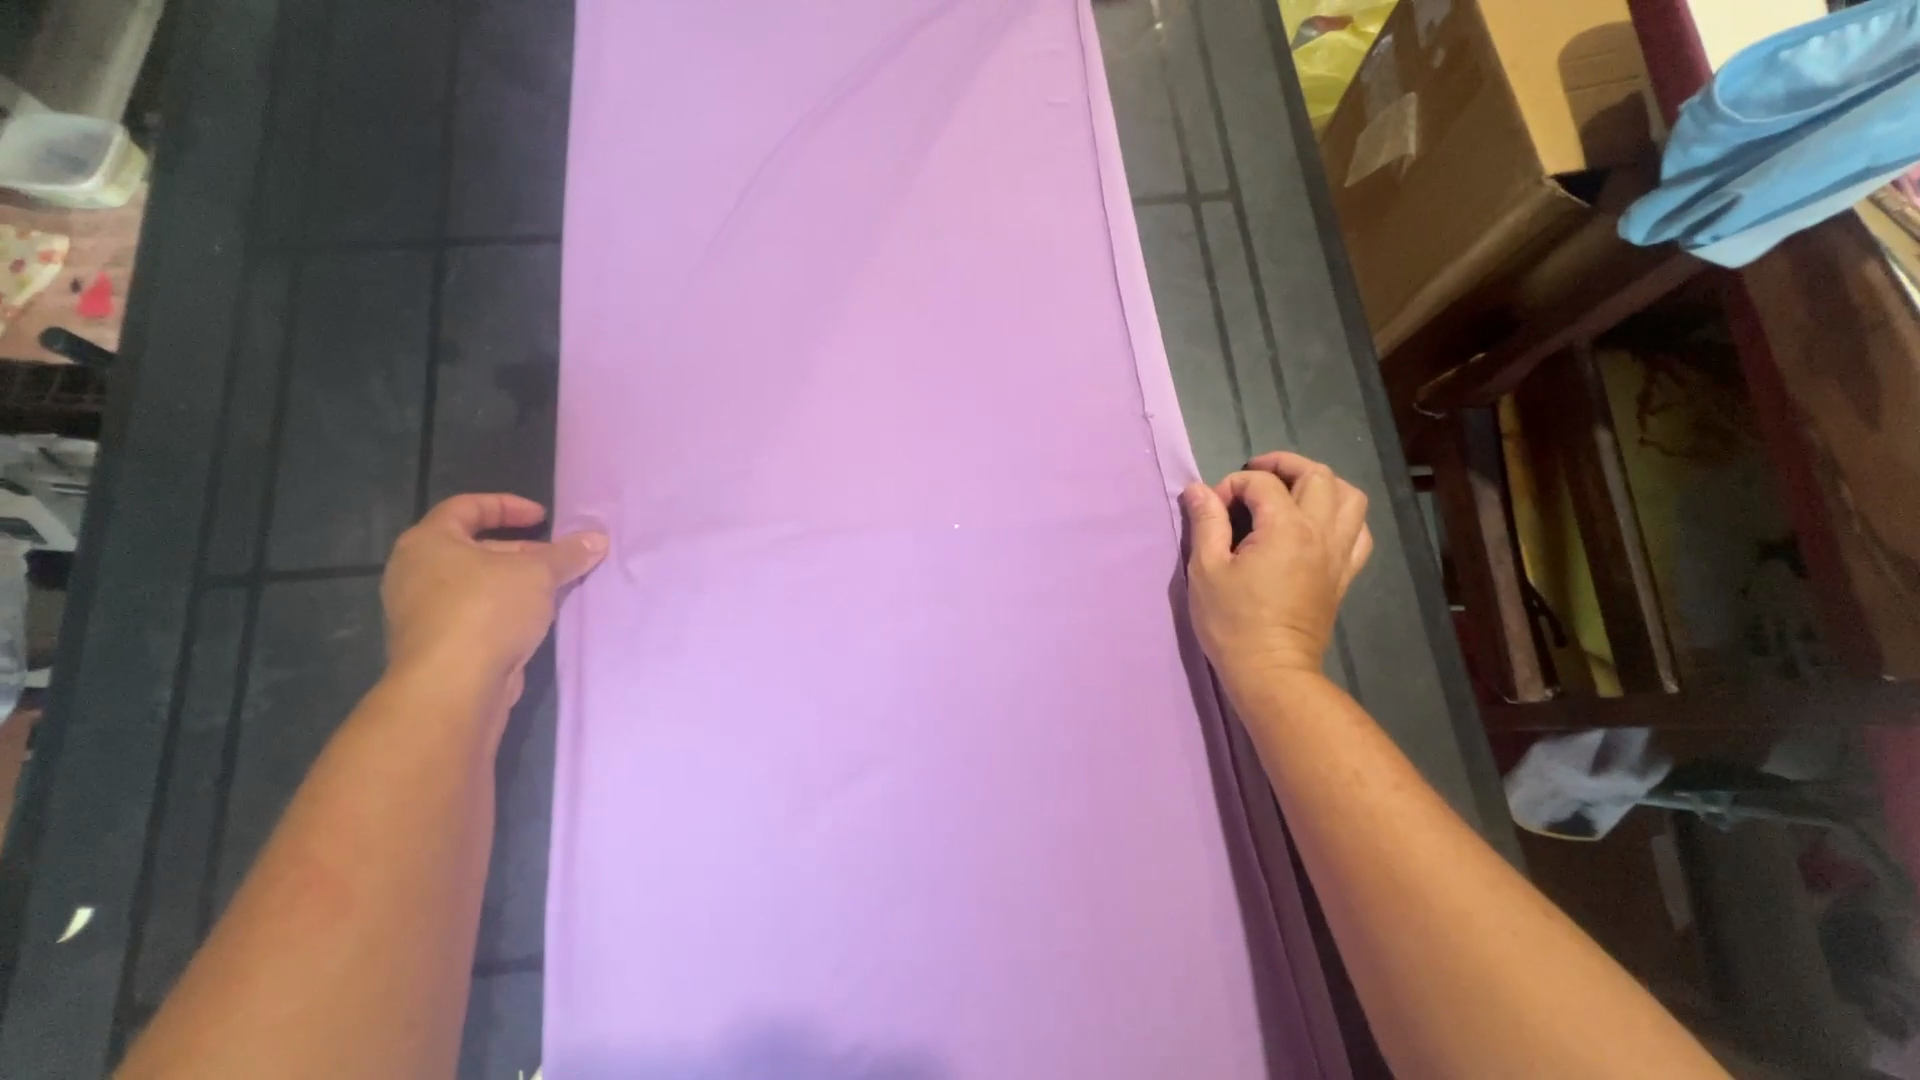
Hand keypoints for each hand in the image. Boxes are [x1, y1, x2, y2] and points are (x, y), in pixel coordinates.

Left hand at [381, 494, 607, 704]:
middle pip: (473, 548)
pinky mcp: (437, 645)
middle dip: (520, 550)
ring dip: (515, 583)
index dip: (507, 506)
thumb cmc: (487, 610)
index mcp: (428, 543)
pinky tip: (536, 620)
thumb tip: (598, 539)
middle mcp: (416, 572)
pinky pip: (475, 614)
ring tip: (554, 588)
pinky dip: (504, 610)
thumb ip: (567, 554)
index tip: (542, 517)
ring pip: (476, 584)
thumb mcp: (538, 573)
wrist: (453, 686)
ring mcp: (423, 612)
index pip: (466, 507)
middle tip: (556, 558)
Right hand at [1182, 452, 1372, 682]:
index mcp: (1286, 528)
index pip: (1261, 483)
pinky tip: (1319, 525)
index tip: (1210, 509)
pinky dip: (1343, 518)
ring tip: (1293, 491)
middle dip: (1283, 466)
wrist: (1270, 671)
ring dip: (1322, 485)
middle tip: (1255, 475)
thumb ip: (1206, 522)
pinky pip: (1359, 533)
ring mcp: (1339, 554)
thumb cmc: (1232, 622)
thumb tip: (1199, 490)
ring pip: (1350, 497)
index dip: (1231, 486)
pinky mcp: (1344, 575)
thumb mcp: (1206, 569)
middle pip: (1317, 476)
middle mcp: (1321, 532)